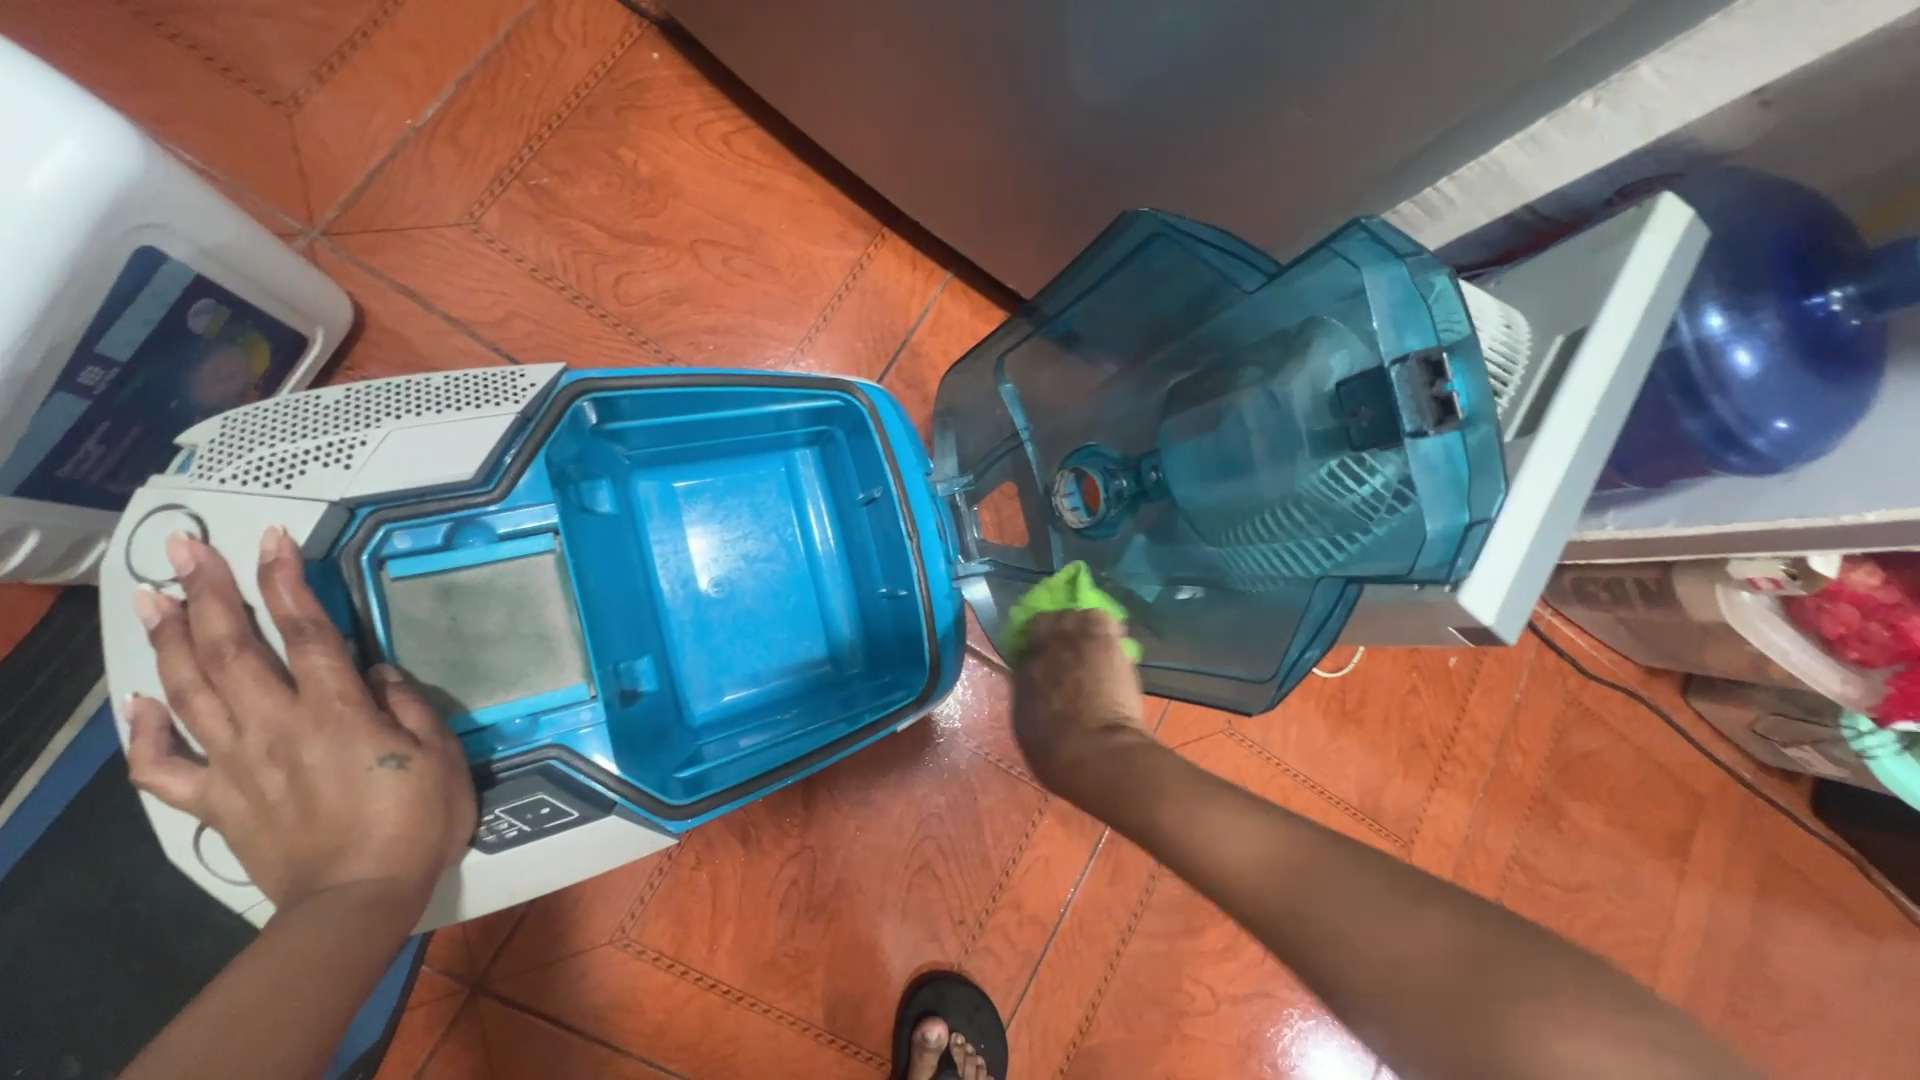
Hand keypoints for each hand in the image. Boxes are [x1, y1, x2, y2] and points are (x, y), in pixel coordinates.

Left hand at [125, 528, 476, 919]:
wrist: (358, 900)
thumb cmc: (414, 823)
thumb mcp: (440, 756)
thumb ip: (409, 705)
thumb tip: (378, 671)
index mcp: (336, 712)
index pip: (308, 632)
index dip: (289, 582)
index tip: (273, 540)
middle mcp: (275, 726)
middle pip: (232, 649)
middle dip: (209, 593)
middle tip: (187, 549)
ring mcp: (235, 764)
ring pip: (189, 691)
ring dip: (169, 640)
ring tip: (153, 597)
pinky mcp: (214, 802)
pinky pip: (161, 766)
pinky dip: (143, 732)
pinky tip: (141, 701)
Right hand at [1011, 609, 1150, 802]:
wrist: (1094, 752)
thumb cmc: (1058, 756)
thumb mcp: (1029, 730)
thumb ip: (1030, 702)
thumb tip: (1036, 694)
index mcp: (1021, 677)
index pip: (1024, 654)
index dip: (1036, 657)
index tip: (1046, 665)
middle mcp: (1040, 651)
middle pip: (1042, 625)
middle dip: (1053, 632)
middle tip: (1068, 649)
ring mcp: (1070, 640)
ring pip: (1070, 616)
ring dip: (1079, 626)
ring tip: (1093, 641)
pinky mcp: (1101, 638)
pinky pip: (1100, 617)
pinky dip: (1106, 625)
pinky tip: (1114, 637)